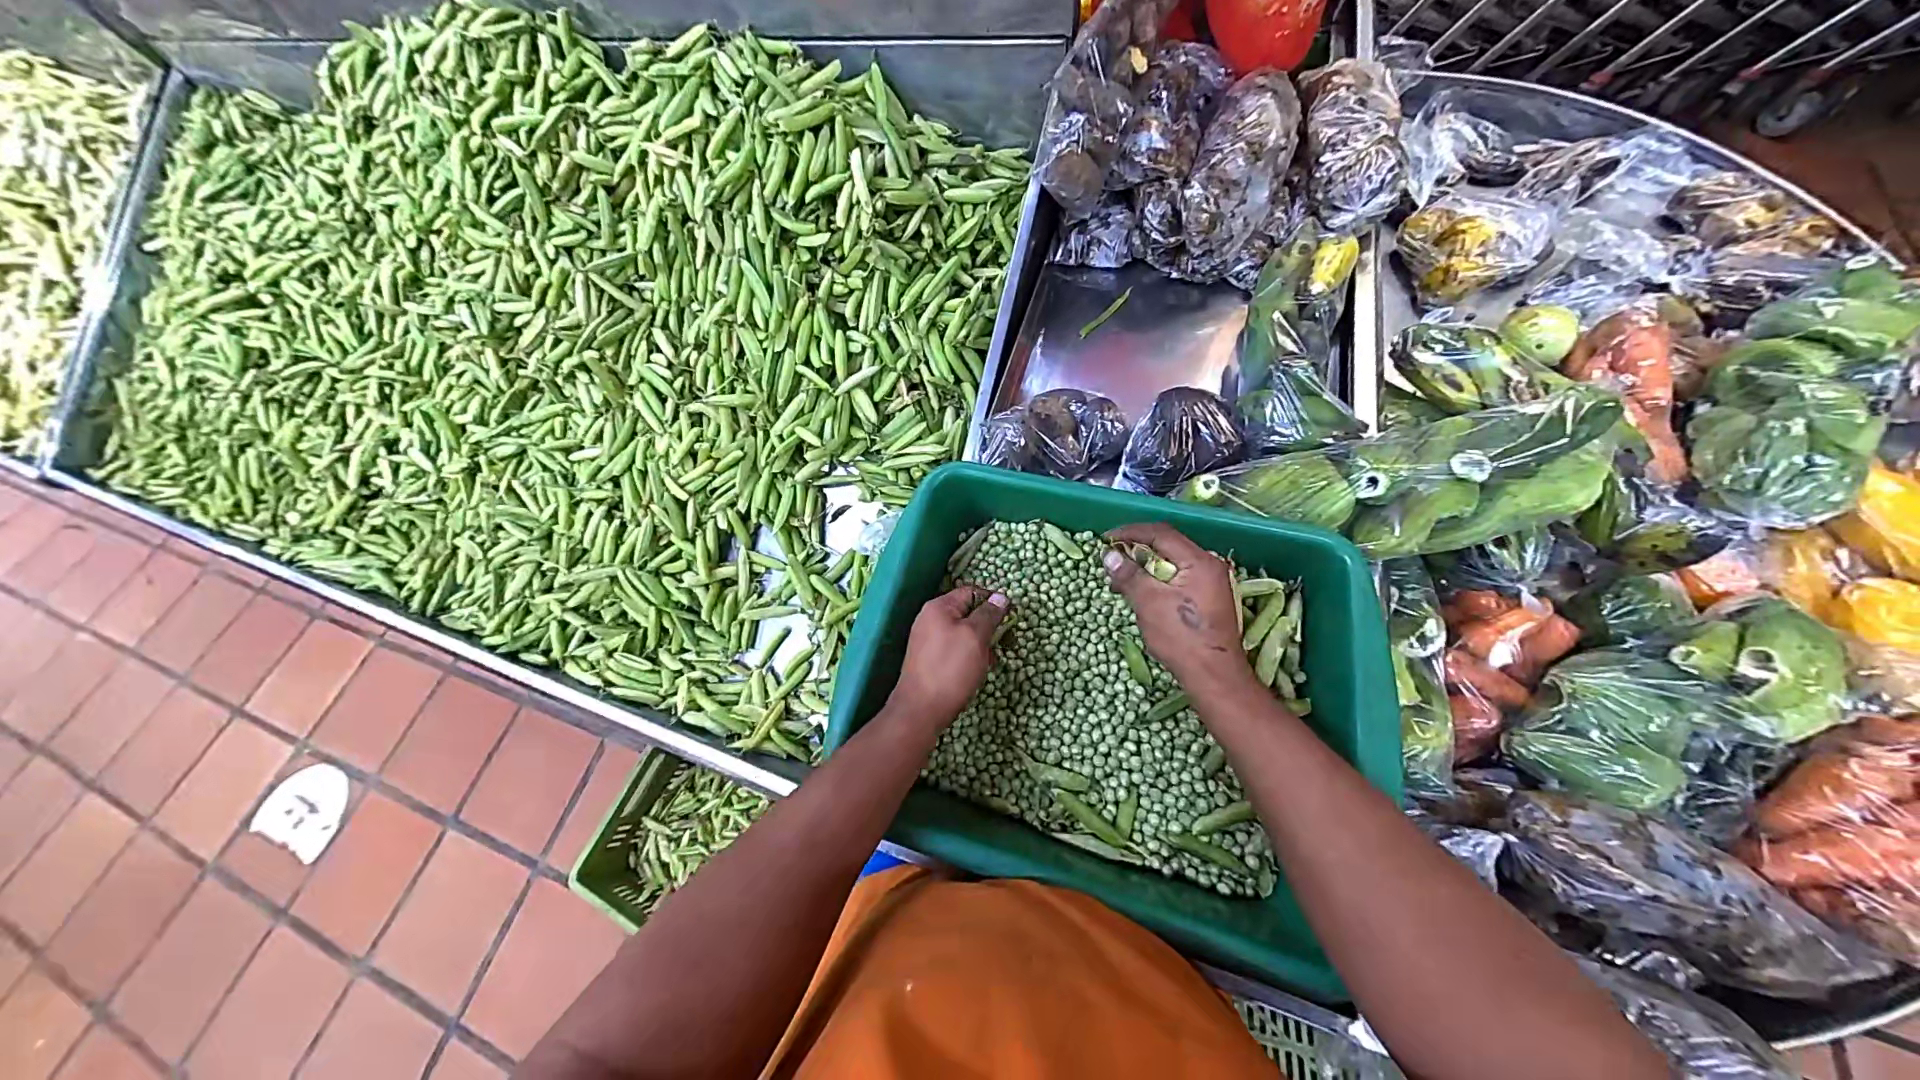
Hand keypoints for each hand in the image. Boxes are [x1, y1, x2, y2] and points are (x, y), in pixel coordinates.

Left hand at [888, 585, 1008, 727]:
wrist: (921, 709)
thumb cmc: (951, 668)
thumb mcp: (976, 637)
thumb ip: (989, 614)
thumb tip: (1001, 597)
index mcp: (939, 607)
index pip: (972, 592)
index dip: (993, 601)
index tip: (1010, 618)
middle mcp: (930, 619)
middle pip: (968, 613)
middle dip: (988, 627)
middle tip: (1003, 644)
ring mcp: (928, 640)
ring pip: (963, 633)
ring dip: (981, 644)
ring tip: (989, 662)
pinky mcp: (930, 659)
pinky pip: (955, 649)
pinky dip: (969, 656)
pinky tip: (977, 672)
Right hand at [1103, 523, 1255, 689]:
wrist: (1214, 675)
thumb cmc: (1181, 637)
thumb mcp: (1149, 602)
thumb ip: (1129, 574)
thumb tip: (1110, 555)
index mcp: (1199, 560)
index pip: (1160, 533)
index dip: (1130, 532)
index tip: (1106, 541)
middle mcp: (1210, 566)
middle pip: (1168, 545)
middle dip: (1136, 549)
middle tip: (1111, 560)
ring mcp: (1212, 583)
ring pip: (1172, 563)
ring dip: (1145, 566)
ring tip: (1121, 579)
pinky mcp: (1208, 599)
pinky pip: (1179, 578)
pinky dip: (1157, 580)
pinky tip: (1141, 593)